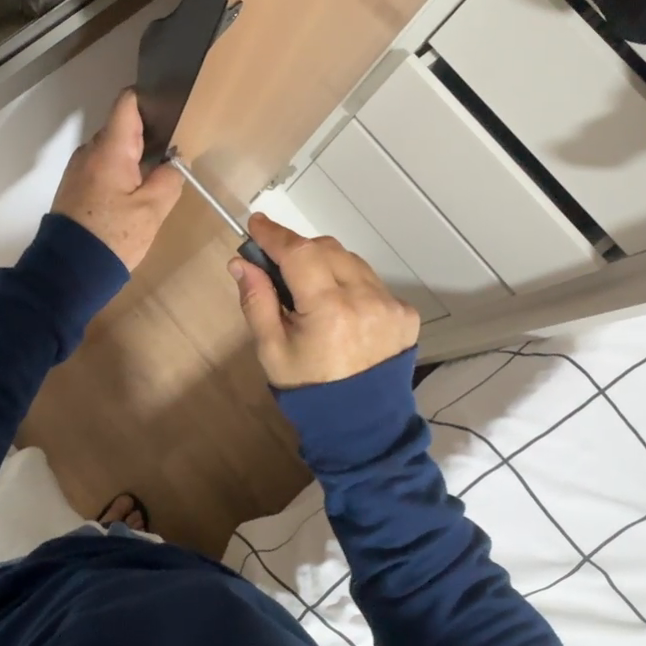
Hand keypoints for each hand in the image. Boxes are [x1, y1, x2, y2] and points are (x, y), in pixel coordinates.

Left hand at [51, 89, 183, 270]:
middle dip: (147, 137)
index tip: (170, 113)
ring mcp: (78, 170)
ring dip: (133, 160)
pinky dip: (119, 176)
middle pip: (121, 129)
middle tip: (173, 154)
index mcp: (109, 148)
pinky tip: (134, 197)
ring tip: (156, 179)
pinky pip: (101, 170)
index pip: (127, 103)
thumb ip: (169, 179)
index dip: (149, 100)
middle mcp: (89, 151)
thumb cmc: (113, 236)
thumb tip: (173, 163)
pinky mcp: (74, 189)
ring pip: (112, 152)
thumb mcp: (152, 210)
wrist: (69, 270)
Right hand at [230, 213, 420, 387]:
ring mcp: (390, 305)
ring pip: (351, 261)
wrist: (361, 422)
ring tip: (305, 284)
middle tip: (274, 259)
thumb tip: (240, 262)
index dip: (276, 235)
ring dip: (324, 262)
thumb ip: (257, 302)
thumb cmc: (308, 388)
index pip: (300, 254)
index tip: (256, 223)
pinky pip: (371, 281)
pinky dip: (348, 282)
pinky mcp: (405, 313)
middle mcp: (365, 299)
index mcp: (329, 311)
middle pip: (326, 249)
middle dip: (297, 247)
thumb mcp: (272, 350)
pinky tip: (336, 305)